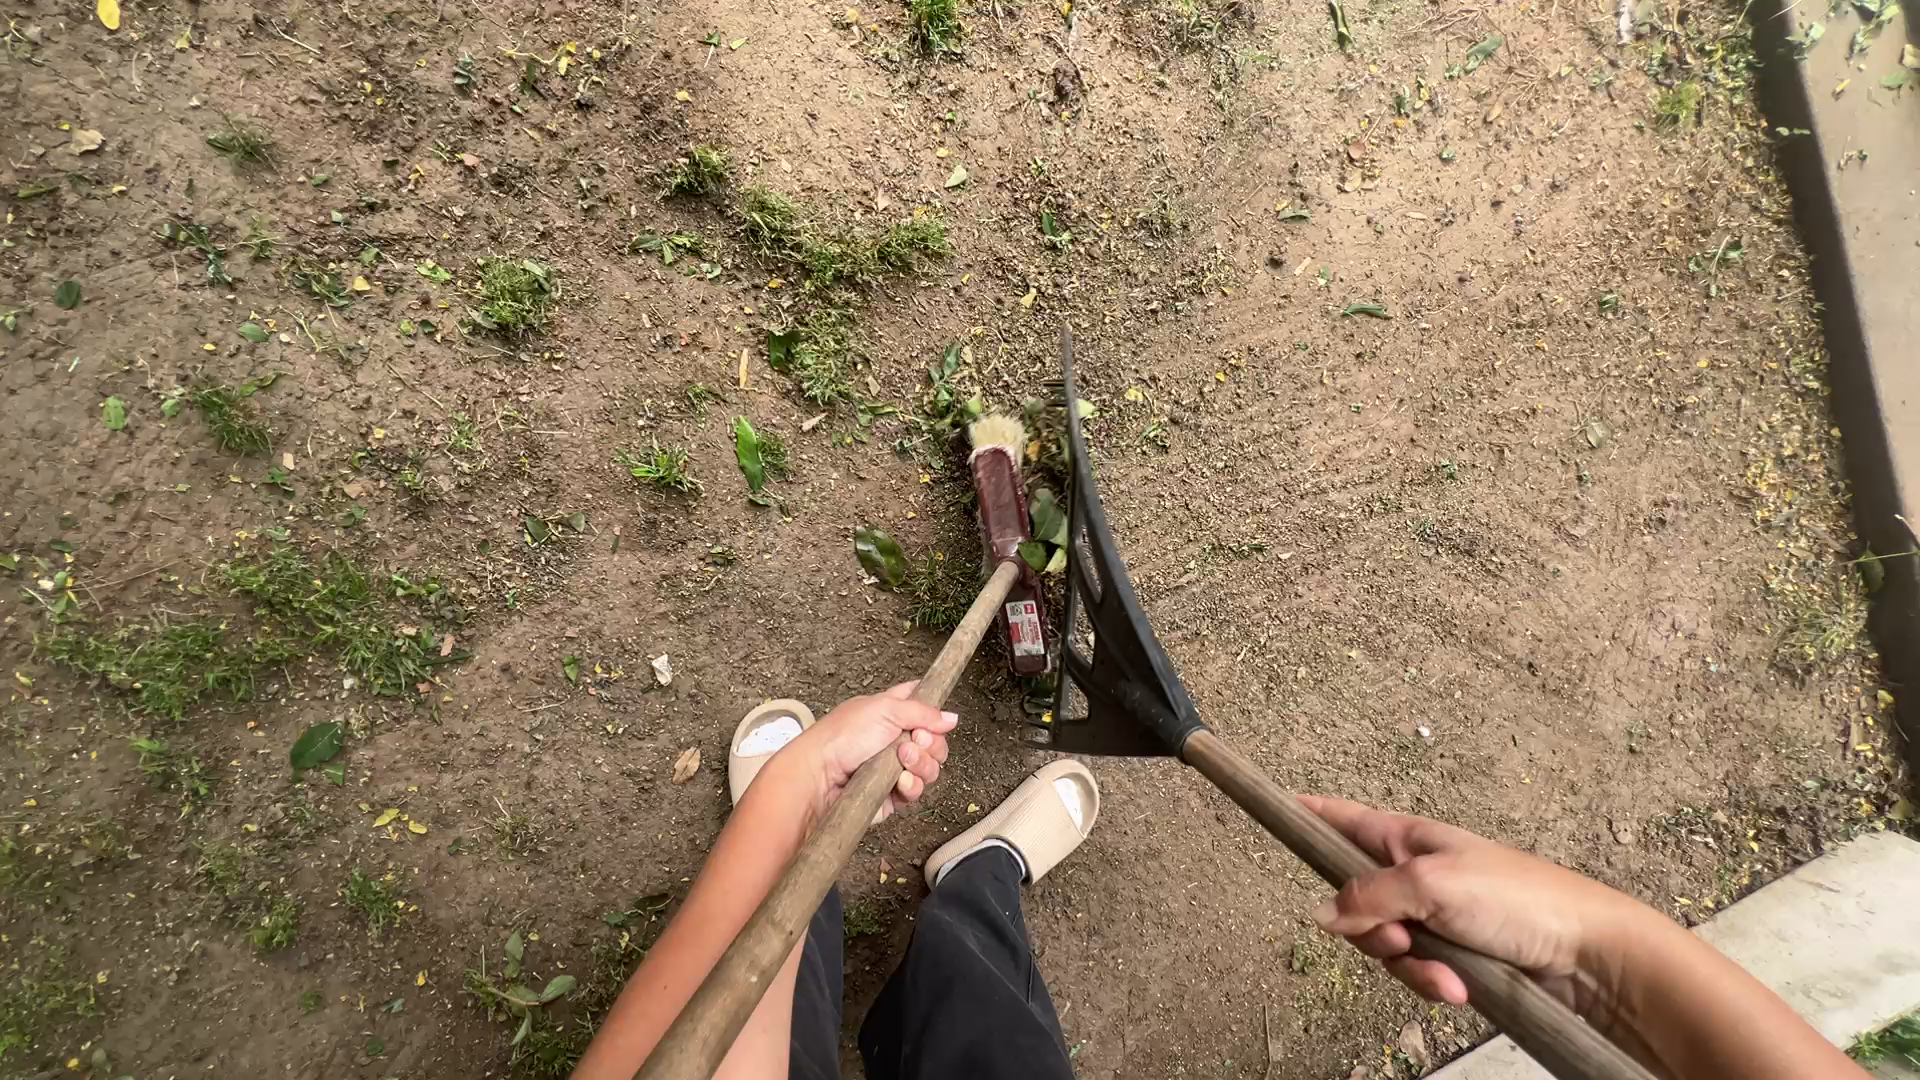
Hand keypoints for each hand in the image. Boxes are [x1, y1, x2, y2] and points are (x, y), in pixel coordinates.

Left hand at [772, 682, 955, 822]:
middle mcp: (895, 738)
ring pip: (930, 767)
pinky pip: (917, 790)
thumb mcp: (884, 708)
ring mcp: (895, 767)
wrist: (821, 777)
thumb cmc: (842, 737)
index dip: (934, 709)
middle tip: (914, 740)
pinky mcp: (893, 793)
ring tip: (901, 759)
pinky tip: (898, 781)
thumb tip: (950, 717)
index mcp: (891, 711)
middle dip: (930, 742)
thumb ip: (923, 711)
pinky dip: (911, 785)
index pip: (921, 703)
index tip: (936, 716)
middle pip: (935, 740)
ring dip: (921, 763)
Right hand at [1300, 795, 1653, 1019]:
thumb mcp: (1429, 883)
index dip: (1307, 811)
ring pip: (1380, 940)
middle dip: (1365, 926)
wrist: (1594, 956)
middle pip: (1350, 896)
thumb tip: (1322, 915)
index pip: (1340, 817)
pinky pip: (1413, 969)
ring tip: (1442, 972)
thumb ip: (1367, 895)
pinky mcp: (1452, 954)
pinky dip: (1429, 981)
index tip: (1276, 805)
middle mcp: (1409, 873)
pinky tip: (1457, 987)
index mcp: (1401, 838)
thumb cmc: (1514, 896)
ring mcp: (1430, 915)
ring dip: (1404, 962)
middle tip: (1395, 937)